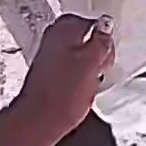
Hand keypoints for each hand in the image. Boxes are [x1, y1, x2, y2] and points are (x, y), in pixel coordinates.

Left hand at [11, 13, 115, 145]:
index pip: (97, 25)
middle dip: (97, 56)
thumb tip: (106, 24)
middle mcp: (55, 34)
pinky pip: (71, 68)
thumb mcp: (92, 64)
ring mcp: (50, 51)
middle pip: (88, 39)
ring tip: (86, 84)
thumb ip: (102, 41)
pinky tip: (77, 91)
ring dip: (88, 69)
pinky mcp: (49, 69)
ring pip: (81, 55)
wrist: (39, 120)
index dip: (105, 45)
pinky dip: (77, 78)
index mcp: (65, 26)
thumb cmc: (62, 94)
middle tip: (97, 73)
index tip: (105, 60)